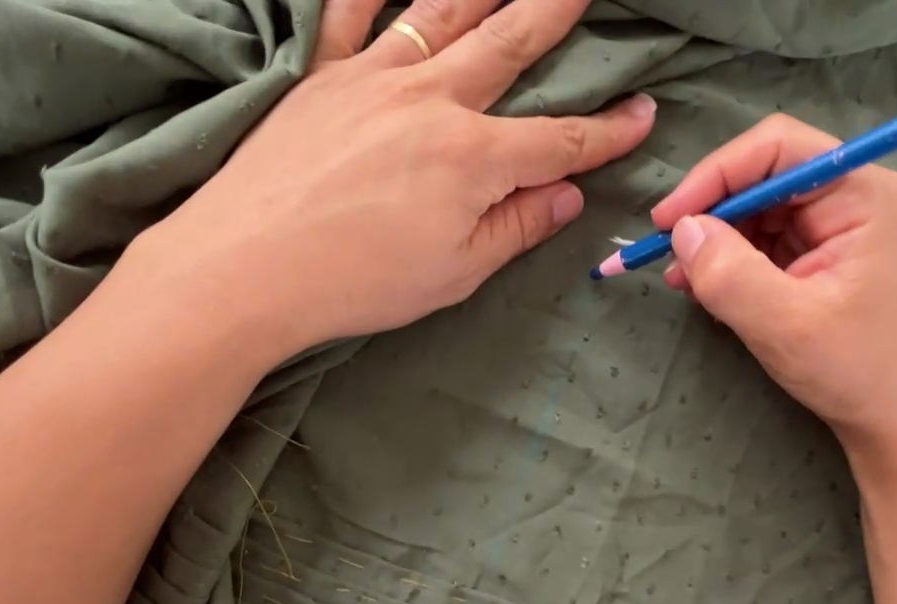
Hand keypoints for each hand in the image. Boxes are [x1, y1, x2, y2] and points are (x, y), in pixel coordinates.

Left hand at [133, 0, 655, 360]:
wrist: (252, 267)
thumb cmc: (361, 282)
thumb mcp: (456, 273)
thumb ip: (515, 229)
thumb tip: (565, 197)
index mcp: (474, 159)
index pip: (559, 140)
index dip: (607, 131)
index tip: (644, 113)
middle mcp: (432, 100)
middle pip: (510, 44)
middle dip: (556, 11)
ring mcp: (374, 77)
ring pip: (444, 11)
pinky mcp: (322, 75)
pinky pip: (351, 12)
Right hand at [653, 115, 896, 450]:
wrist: (890, 420)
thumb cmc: (851, 370)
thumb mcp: (784, 324)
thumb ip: (729, 273)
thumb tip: (681, 230)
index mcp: (863, 194)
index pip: (778, 149)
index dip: (715, 175)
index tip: (667, 219)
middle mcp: (855, 196)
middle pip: (767, 176)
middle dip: (713, 213)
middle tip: (669, 254)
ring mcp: (841, 227)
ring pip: (761, 211)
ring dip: (717, 242)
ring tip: (682, 280)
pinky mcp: (825, 257)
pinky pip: (767, 243)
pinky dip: (732, 262)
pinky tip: (704, 289)